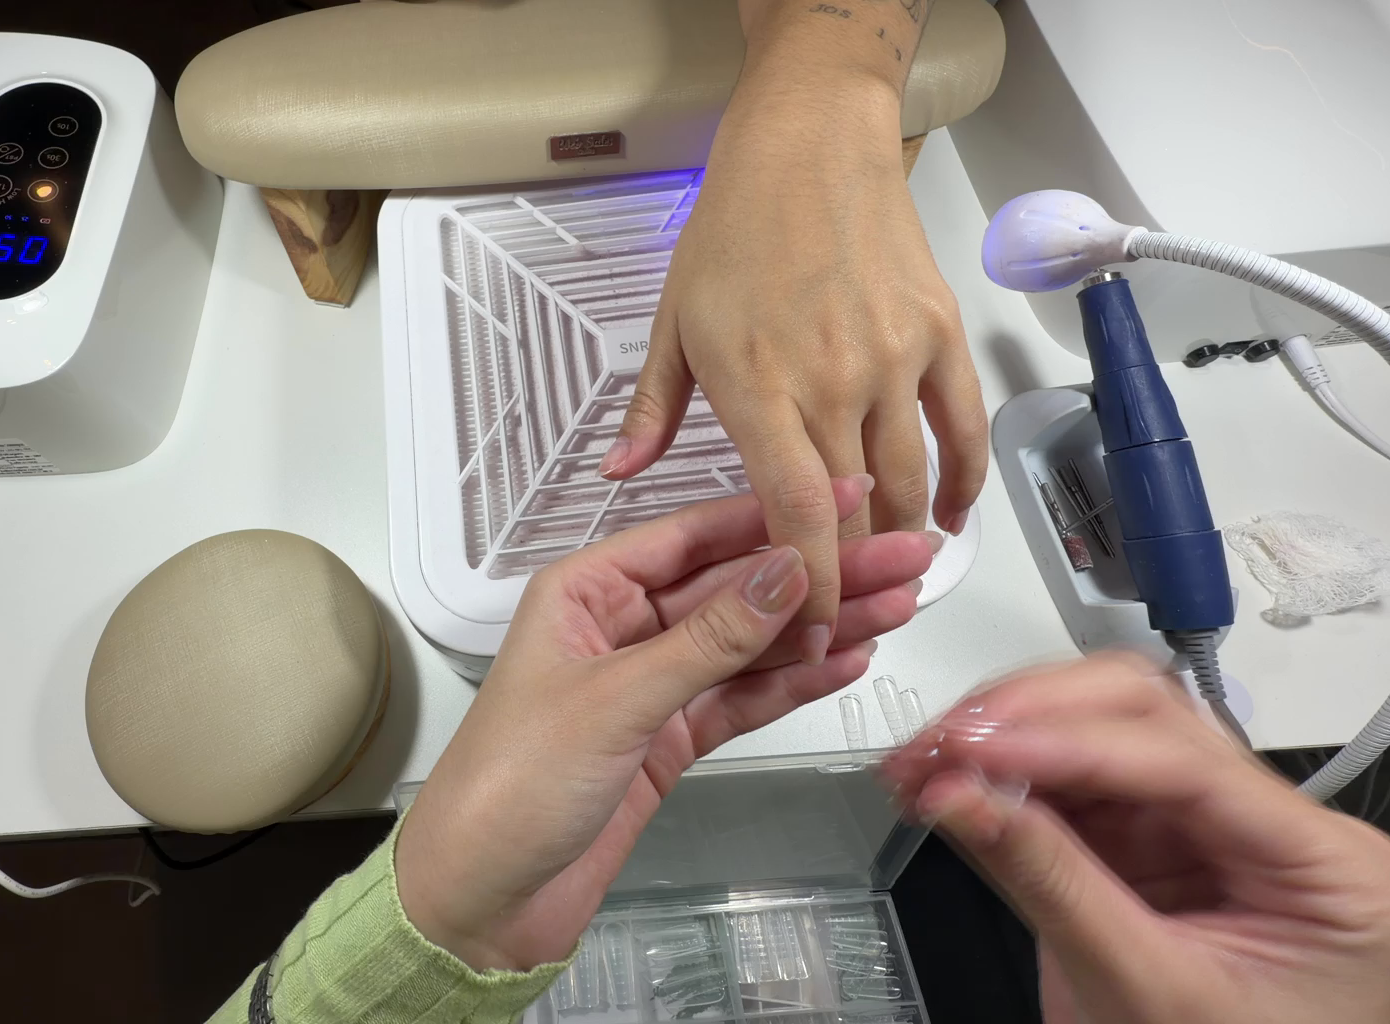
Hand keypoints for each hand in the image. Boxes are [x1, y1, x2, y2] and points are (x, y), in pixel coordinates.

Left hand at [396, 483, 938, 970]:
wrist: (487, 894)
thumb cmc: (518, 779)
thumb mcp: (617, 696)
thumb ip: (709, 637)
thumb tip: (788, 569)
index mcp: (586, 589)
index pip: (692, 537)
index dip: (770, 515)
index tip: (844, 495)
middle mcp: (619, 623)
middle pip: (729, 588)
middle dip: (814, 573)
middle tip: (902, 557)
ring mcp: (649, 680)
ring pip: (744, 642)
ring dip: (817, 626)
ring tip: (897, 604)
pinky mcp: (667, 735)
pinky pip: (739, 696)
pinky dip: (790, 681)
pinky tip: (845, 658)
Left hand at [602, 78, 986, 643]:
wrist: (808, 145)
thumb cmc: (728, 234)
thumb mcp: (671, 325)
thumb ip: (650, 412)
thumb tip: (617, 475)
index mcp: (756, 389)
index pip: (792, 513)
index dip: (803, 584)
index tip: (803, 628)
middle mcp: (833, 384)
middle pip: (854, 510)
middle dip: (849, 575)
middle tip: (837, 616)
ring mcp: (895, 359)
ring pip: (911, 478)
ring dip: (901, 537)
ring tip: (884, 573)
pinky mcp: (939, 334)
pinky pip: (962, 426)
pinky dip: (962, 480)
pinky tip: (948, 515)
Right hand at [880, 653, 1389, 1023]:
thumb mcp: (1143, 989)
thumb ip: (1049, 882)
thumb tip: (952, 793)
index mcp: (1323, 864)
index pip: (1182, 763)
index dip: (1062, 746)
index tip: (967, 751)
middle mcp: (1256, 812)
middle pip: (1136, 708)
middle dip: (1026, 713)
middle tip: (944, 741)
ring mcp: (1184, 807)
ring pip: (1083, 713)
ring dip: (994, 727)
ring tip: (921, 756)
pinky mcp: (1120, 814)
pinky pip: (1044, 759)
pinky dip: (983, 759)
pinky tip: (934, 770)